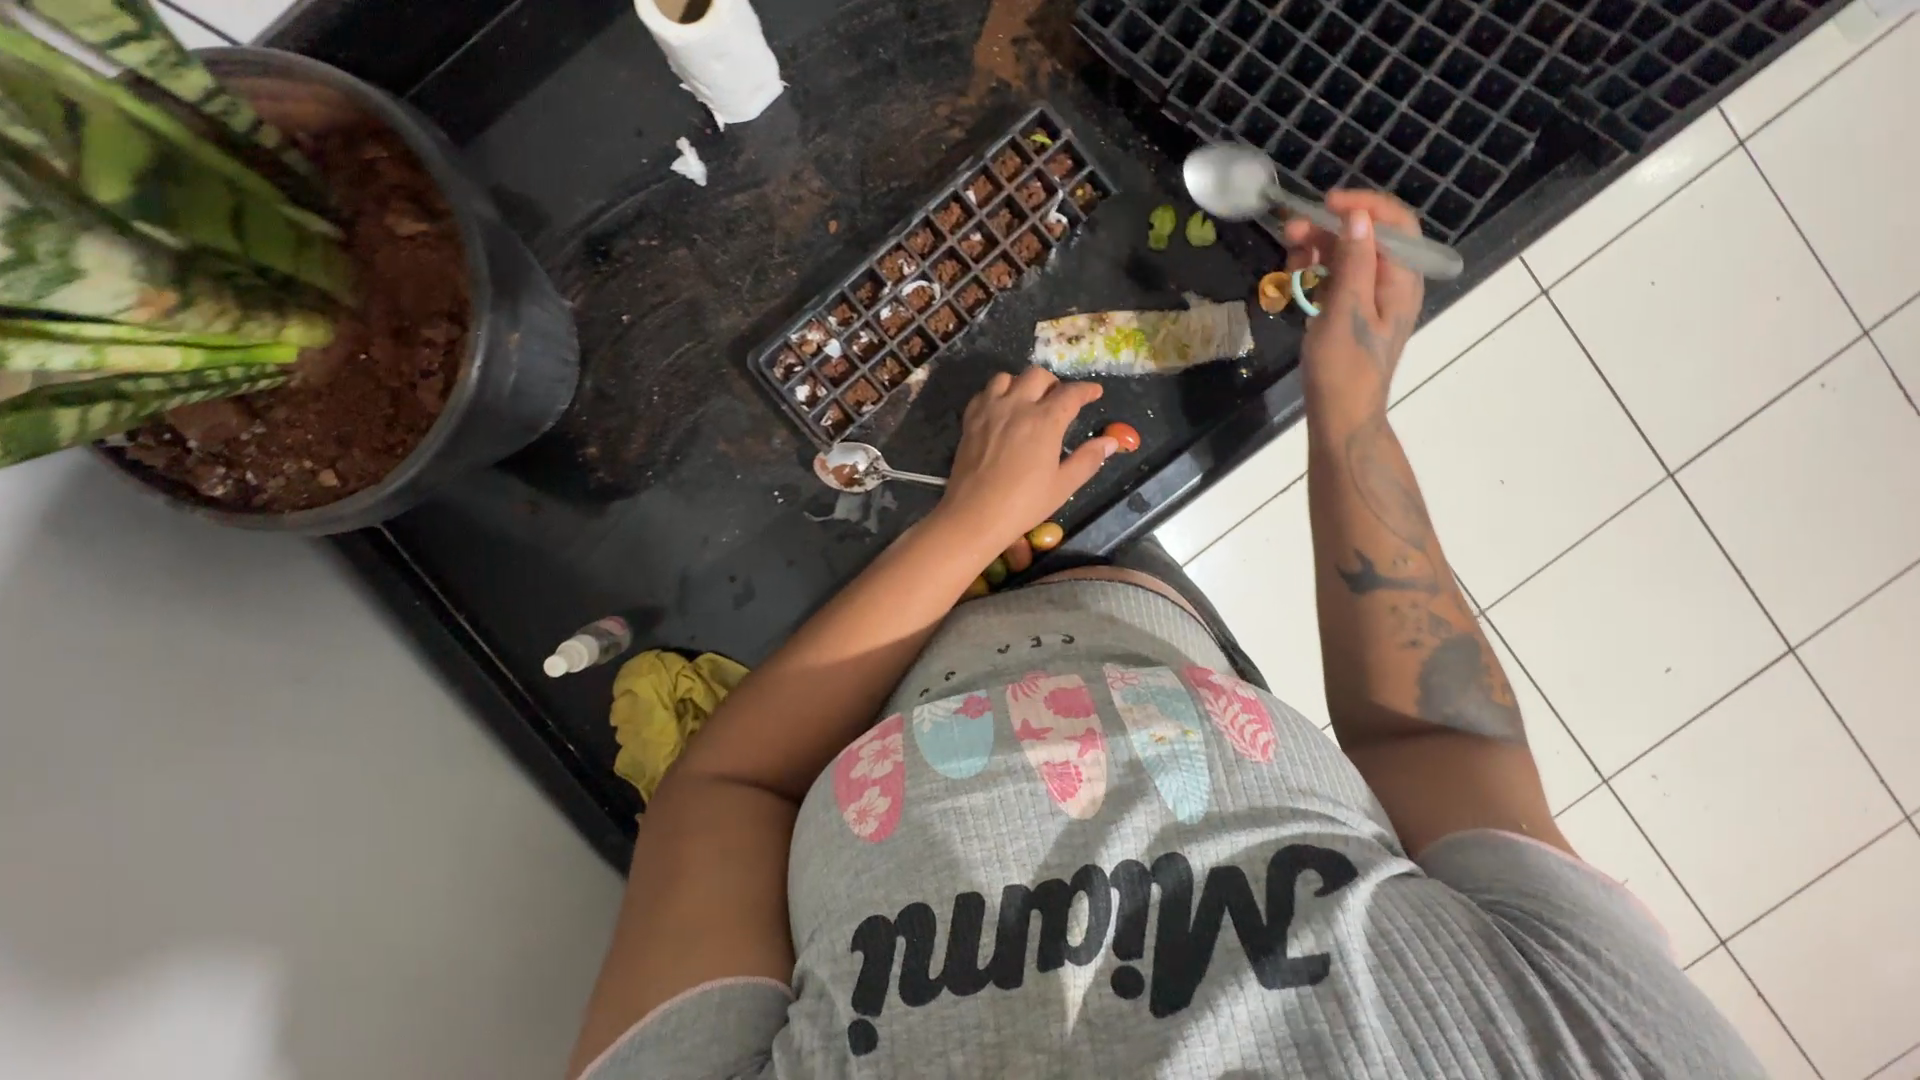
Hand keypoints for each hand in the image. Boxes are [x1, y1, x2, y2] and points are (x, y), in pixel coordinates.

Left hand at [934, 367, 1116, 548]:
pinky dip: (996, 394)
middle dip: (1053, 383)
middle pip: (1038, 375)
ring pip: (1006, 377)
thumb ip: (1088, 459)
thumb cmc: (1023, 503)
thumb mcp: (1063, 485)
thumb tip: (1111, 442)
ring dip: (1022, 384)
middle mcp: (1017, 406)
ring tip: (1028, 401)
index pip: (1071, 393)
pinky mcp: (970, 421)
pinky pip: (984, 393)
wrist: (974, 515)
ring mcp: (990, 410)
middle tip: (1059, 401)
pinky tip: (1001, 411)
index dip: (1086, 390)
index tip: (1095, 392)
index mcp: (1045, 420)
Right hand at [1283, 189, 1425, 418]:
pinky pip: (1341, 279)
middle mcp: (1394, 284)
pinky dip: (1319, 271)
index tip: (1324, 203)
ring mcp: (1374, 299)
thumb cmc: (1344, 369)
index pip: (1394, 224)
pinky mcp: (1355, 313)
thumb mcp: (1345, 312)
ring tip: (1288, 255)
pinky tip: (1297, 275)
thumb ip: (1354, 263)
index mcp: (1401, 281)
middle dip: (1330, 228)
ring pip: (1350, 257)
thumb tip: (1358, 217)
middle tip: (1289, 231)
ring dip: (1320, 248)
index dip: (1362, 206)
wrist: (1342, 416)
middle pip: (1368, 238)